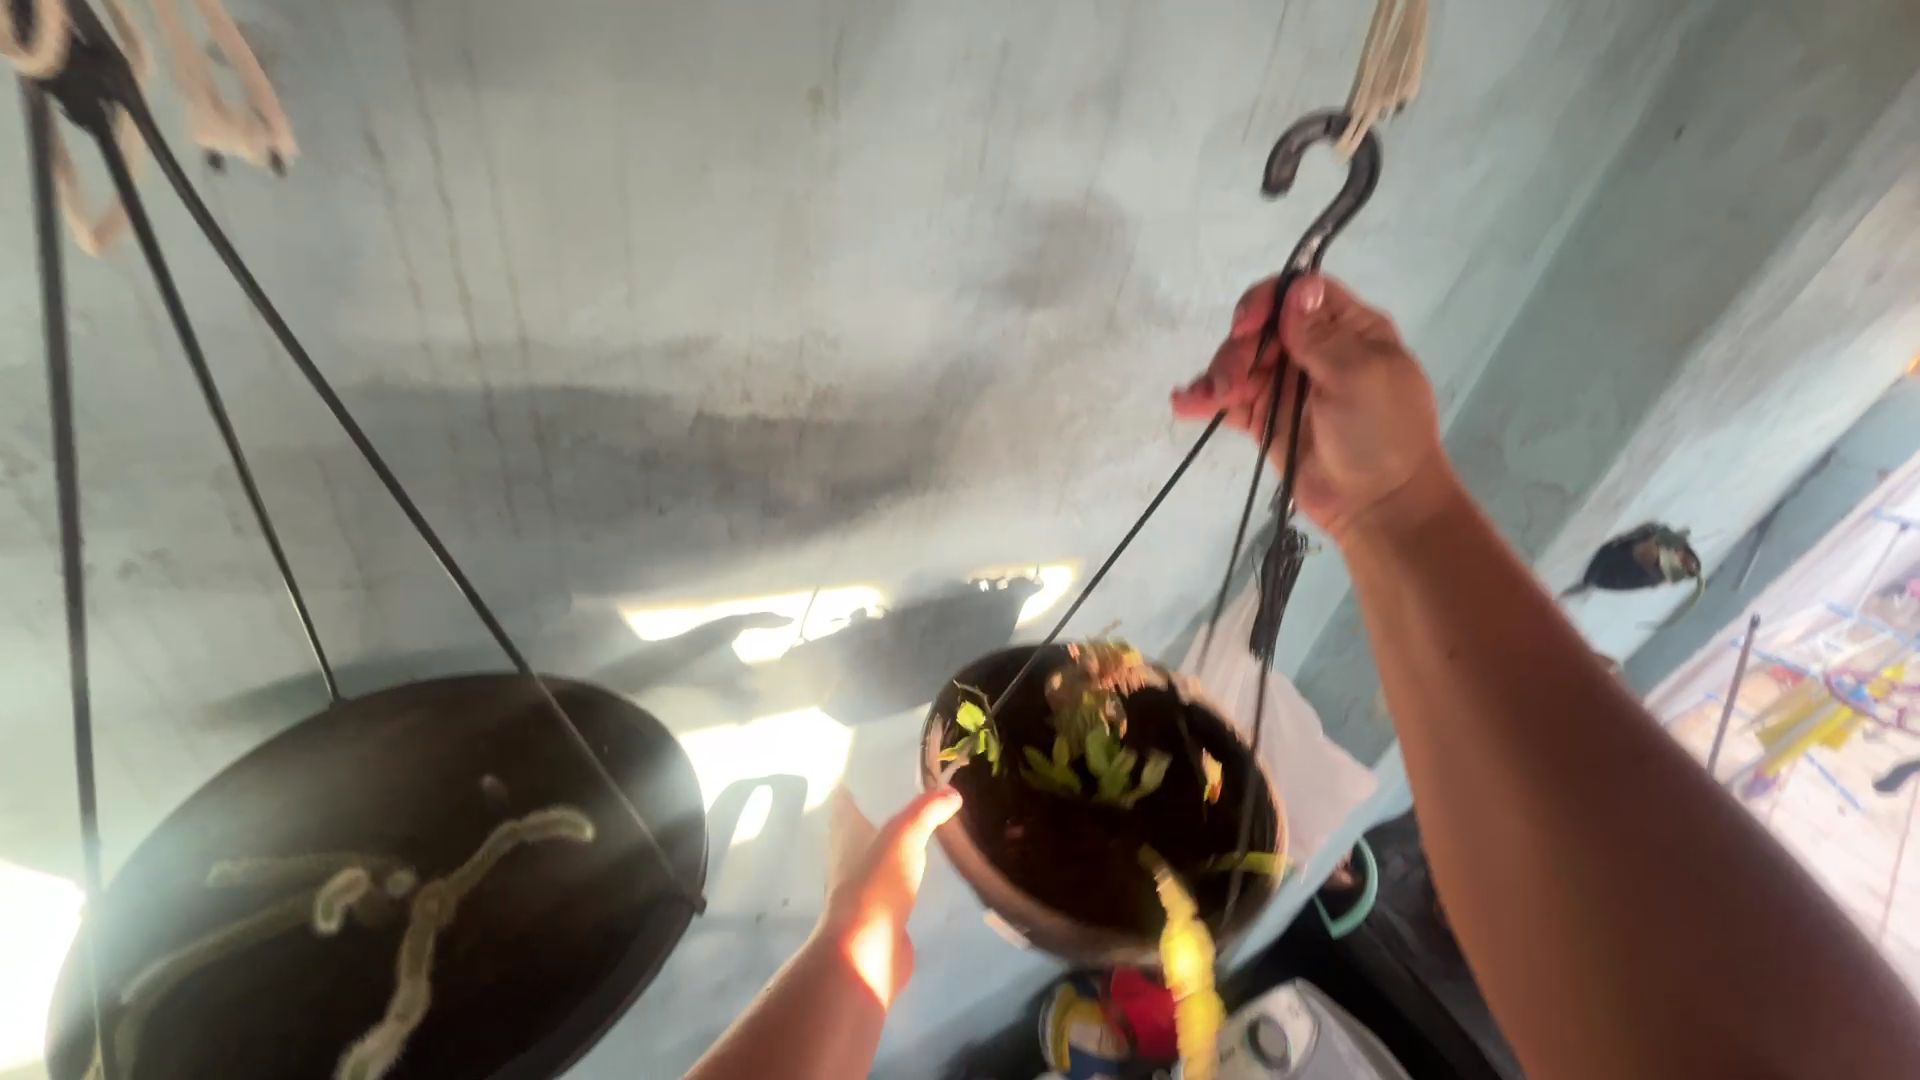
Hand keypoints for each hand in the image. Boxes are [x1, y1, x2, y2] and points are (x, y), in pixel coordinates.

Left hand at [816, 786, 962, 1006]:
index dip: (862, 783)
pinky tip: (931, 872)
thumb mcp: (904, 835)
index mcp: (845, 833)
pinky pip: (896, 886)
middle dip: (886, 812)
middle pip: (864, 827)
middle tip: (920, 795)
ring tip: (931, 829)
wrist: (867, 951)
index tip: (888, 768)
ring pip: (881, 856)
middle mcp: (848, 857)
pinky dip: (910, 876)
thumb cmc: (876, 884)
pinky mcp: (880, 914)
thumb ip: (927, 810)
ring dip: (900, 845)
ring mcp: (863, 888)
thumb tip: (952, 792)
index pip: (847, 799)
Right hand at [1171, 274, 1452, 540]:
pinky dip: (1205, 400)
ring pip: (1240, 364)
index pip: (1300, 295)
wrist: (1376, 504)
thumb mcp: (1359, 376)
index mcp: (1349, 330)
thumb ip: (1321, 336)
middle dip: (1236, 351)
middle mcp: (1314, 351)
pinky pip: (1230, 401)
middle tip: (1226, 385)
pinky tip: (1184, 404)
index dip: (1267, 302)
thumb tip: (1298, 287)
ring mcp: (1286, 386)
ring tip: (1203, 401)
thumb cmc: (1381, 434)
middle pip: (1261, 330)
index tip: (1245, 326)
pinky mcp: (1265, 419)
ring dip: (1217, 377)